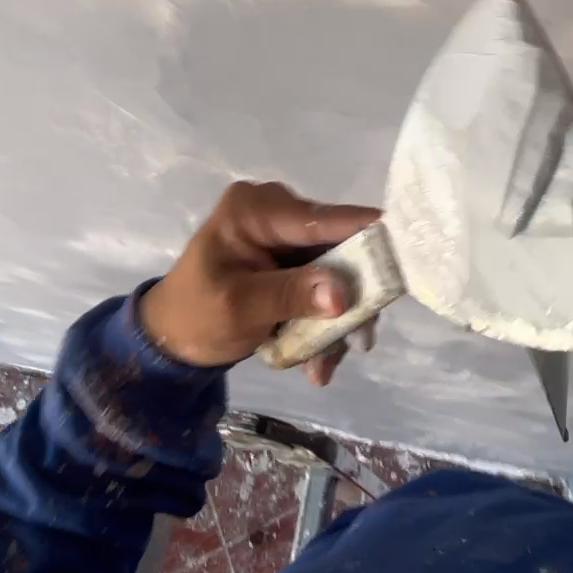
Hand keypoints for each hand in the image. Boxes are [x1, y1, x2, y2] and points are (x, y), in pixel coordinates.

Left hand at [140, 181, 378, 384]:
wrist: (172, 338)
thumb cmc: (197, 315)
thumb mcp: (240, 308)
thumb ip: (290, 295)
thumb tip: (342, 292)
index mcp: (255, 209)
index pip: (316, 218)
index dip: (360, 233)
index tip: (400, 250)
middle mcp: (277, 211)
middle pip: (334, 247)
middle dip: (348, 295)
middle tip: (358, 341)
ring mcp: (286, 236)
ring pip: (335, 270)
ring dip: (337, 318)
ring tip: (326, 364)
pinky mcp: (293, 259)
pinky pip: (324, 283)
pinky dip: (324, 320)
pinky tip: (318, 360)